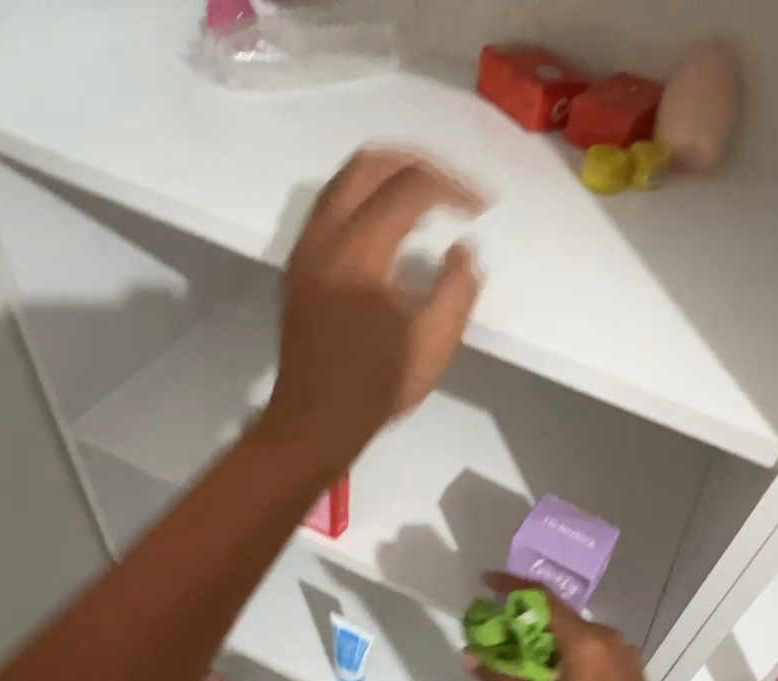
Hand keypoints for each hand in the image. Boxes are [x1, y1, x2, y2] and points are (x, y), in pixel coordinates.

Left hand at [268, 148, 485, 457]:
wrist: (314, 419)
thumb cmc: (377, 387)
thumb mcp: (434, 345)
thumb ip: (457, 288)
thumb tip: (463, 249)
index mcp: (360, 255)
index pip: (410, 188)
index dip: (453, 187)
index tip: (480, 207)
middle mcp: (325, 237)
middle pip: (369, 163)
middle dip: (417, 163)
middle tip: (452, 188)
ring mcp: (305, 248)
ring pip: (343, 179)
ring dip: (388, 175)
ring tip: (426, 198)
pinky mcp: (298, 264)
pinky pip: (330, 204)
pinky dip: (364, 197)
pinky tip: (391, 226)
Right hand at [466, 572, 680, 680]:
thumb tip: (469, 656)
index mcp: (586, 643)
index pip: (544, 599)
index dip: (512, 587)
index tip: (486, 582)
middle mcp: (609, 640)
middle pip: (560, 617)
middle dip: (525, 620)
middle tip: (494, 631)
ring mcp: (624, 657)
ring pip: (577, 636)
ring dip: (546, 641)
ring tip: (515, 657)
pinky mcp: (630, 674)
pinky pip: (592, 651)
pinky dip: (566, 654)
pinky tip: (548, 676)